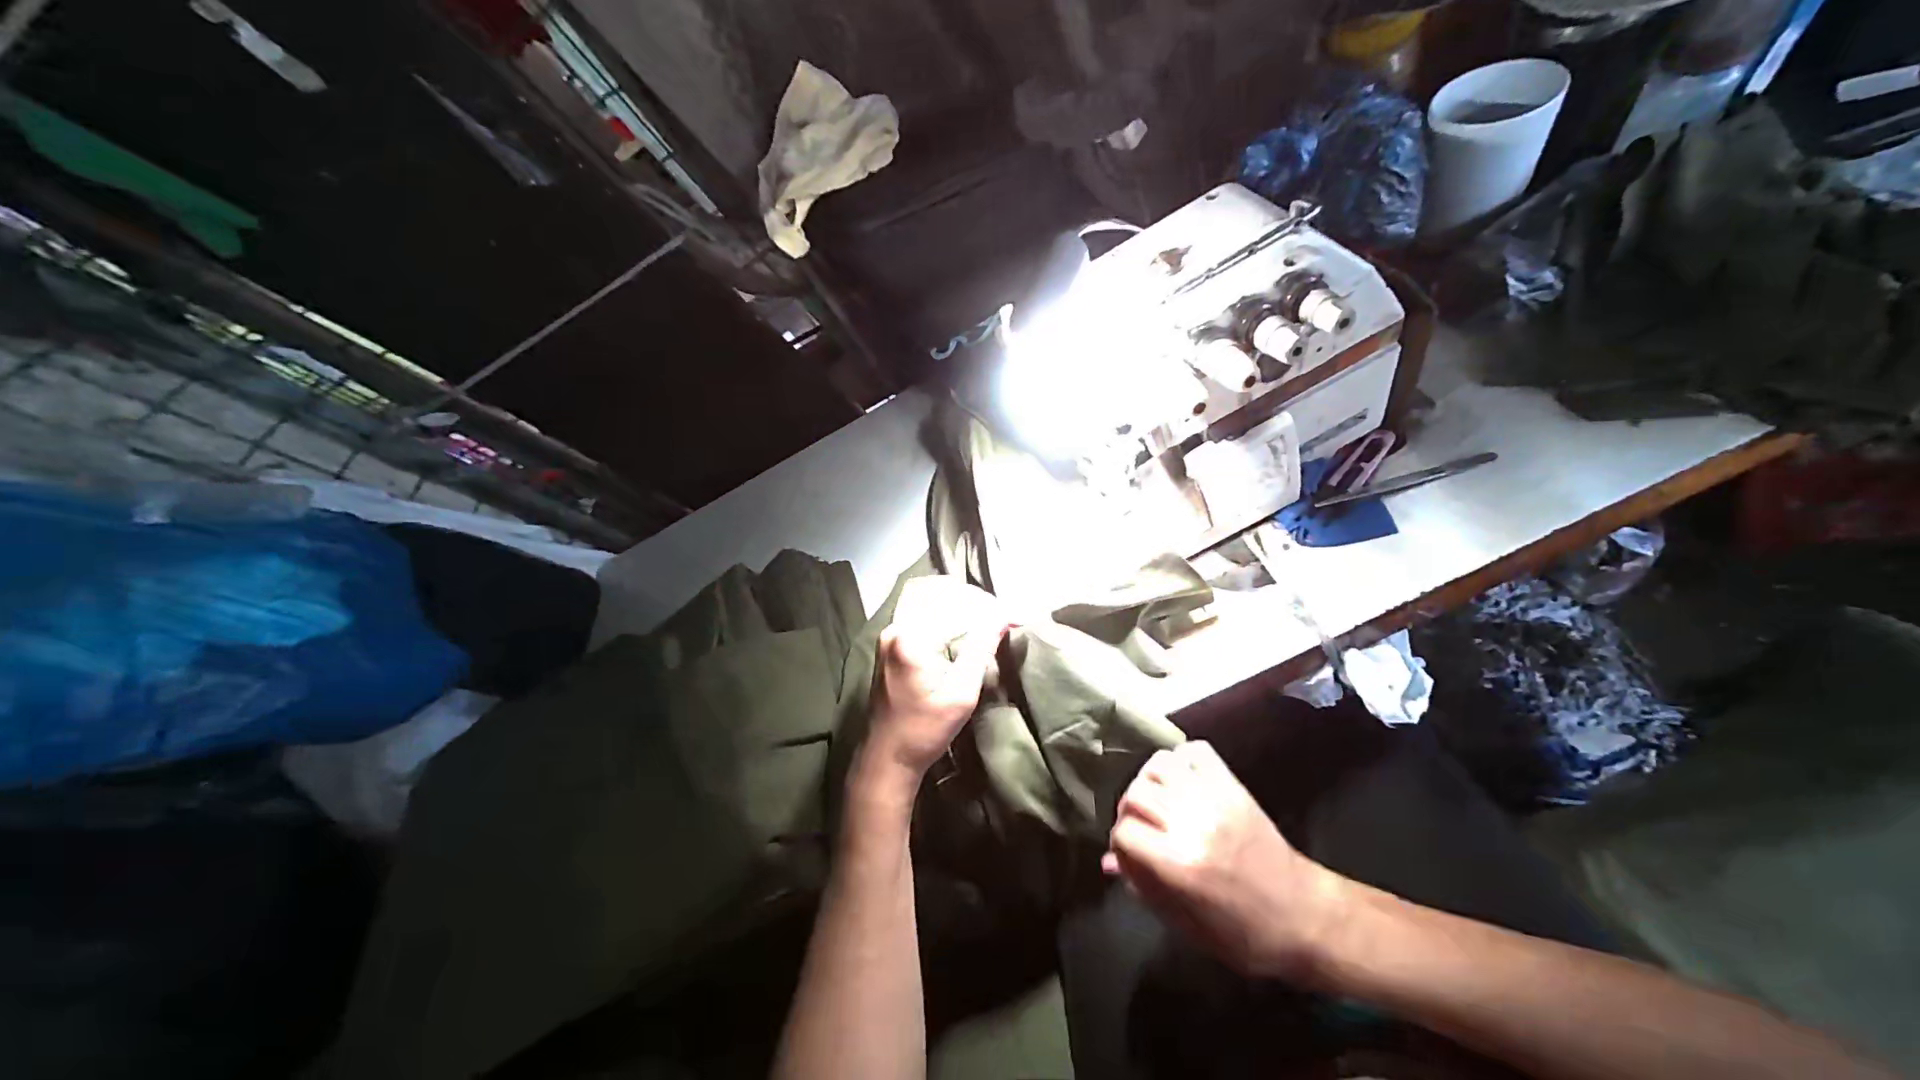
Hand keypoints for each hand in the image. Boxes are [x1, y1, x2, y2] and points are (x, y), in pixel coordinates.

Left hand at [859, 575, 1009, 789]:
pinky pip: (921, 616)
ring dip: (960, 607)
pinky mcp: (890, 644)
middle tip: (1002, 615)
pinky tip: (966, 628)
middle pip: (939, 596)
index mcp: (910, 638)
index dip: (988, 610)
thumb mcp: (961, 693)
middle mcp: (895, 628)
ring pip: (930, 603)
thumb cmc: (925, 731)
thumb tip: (1001, 617)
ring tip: (988, 619)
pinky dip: (945, 616)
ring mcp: (889, 635)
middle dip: (974, 601)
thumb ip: (980, 649)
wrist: (887, 756)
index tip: (1014, 616)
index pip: (956, 607)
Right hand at [1105, 741, 1344, 980]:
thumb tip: (1109, 862)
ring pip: (1160, 765)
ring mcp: (1216, 800)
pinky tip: (1181, 783)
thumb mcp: (1187, 925)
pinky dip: (1181, 760)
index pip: (1125, 831)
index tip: (1128, 855)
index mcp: (1181, 865)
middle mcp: (1195, 825)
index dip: (1119, 843)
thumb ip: (1144, 889)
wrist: (1306, 917)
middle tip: (1141, 829)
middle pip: (1136, 793)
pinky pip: (1196, 752)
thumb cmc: (1244, 935)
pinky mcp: (1234, 788)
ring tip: (1158, 802)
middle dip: (1129, 812)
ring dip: (1150, 782)